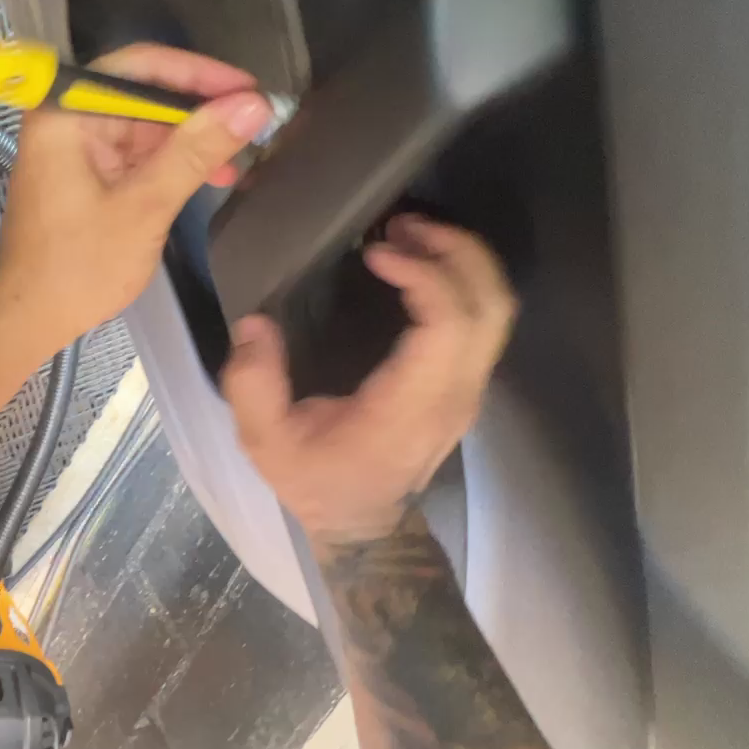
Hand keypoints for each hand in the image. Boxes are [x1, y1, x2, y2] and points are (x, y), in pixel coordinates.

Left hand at [0, 43, 274, 351]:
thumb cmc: (76, 268)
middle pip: (143, 95)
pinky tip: (208, 176)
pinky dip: (170, 164)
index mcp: (66, 116)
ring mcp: (74, 152)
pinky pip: (134, 156)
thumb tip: (251, 106)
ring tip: (238, 157)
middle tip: (252, 122)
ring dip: (190, 141)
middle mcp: (66, 123)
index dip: (198, 74)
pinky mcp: (84, 179)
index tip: (245, 89)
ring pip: (144, 128)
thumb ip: (196, 152)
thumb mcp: (145, 206)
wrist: (31, 319)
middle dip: (199, 111)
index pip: (138, 67)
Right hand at [221, 215, 515, 547]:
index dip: (424, 274)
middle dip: (455, 250)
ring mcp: (468, 389)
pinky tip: (416, 264)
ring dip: (462, 259)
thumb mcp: (263, 441)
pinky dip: (460, 279)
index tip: (375, 252)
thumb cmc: (315, 481)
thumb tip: (254, 323)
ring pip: (497, 308)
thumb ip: (251, 385)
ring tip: (408, 233)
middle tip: (400, 222)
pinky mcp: (464, 383)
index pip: (448, 324)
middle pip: (491, 304)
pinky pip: (482, 319)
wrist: (363, 525)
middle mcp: (455, 392)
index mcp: (410, 403)